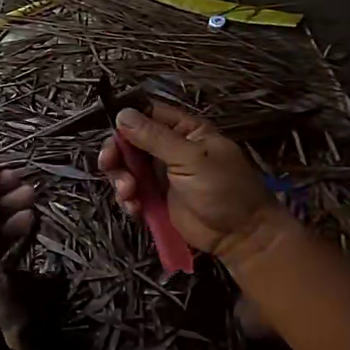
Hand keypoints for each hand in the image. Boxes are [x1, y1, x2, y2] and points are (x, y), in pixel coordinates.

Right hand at [99, 103, 287, 265]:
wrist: (240, 236)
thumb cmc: (224, 189)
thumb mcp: (190, 158)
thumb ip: (155, 137)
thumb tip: (122, 114)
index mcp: (183, 131)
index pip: (148, 114)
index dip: (127, 120)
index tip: (112, 132)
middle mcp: (169, 149)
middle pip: (130, 142)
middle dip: (117, 153)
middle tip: (109, 164)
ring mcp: (161, 175)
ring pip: (126, 168)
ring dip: (121, 179)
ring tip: (129, 193)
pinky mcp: (155, 199)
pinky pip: (131, 193)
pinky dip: (127, 199)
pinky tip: (134, 208)